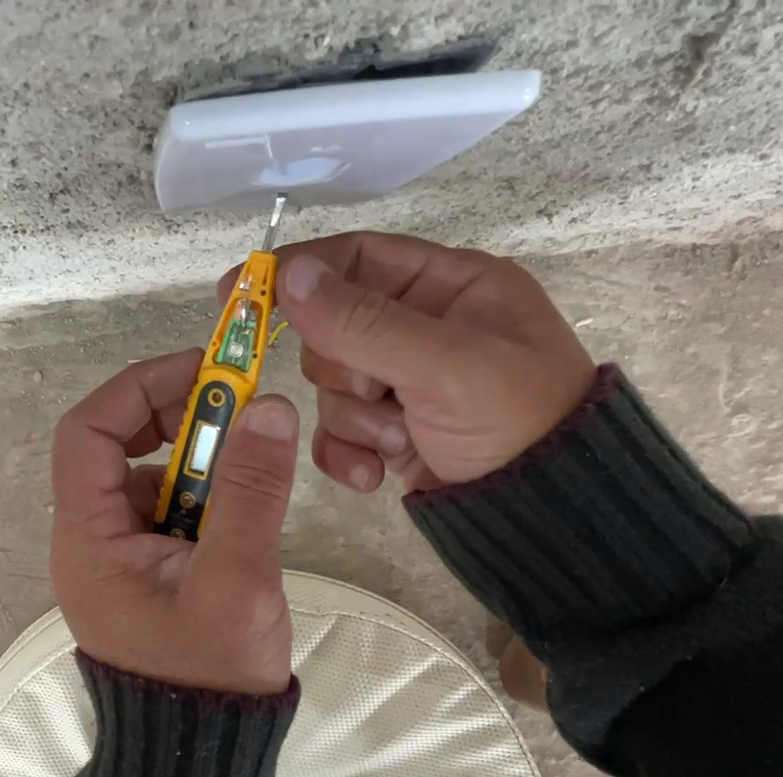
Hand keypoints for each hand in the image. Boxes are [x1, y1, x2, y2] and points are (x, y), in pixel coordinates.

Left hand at [50, 349, 298, 695]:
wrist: (201, 753)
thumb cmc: (210, 675)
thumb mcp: (238, 581)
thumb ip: (251, 492)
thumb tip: (268, 407)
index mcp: (87, 539)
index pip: (85, 432)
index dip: (138, 389)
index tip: (204, 372)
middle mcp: (89, 540)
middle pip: (115, 447)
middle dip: (177, 420)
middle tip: (241, 412)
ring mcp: (117, 558)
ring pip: (148, 478)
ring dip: (198, 460)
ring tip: (251, 468)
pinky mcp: (145, 573)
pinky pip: (167, 512)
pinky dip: (203, 497)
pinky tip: (242, 513)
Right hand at [224, 233, 595, 491]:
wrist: (545, 511)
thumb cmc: (515, 420)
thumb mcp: (445, 365)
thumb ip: (365, 321)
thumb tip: (289, 276)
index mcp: (447, 287)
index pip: (356, 258)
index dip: (297, 271)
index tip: (237, 292)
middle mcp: (420, 327)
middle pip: (330, 330)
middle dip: (345, 372)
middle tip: (380, 393)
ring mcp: (401, 383)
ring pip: (329, 387)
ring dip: (355, 421)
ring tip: (399, 441)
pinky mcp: (387, 431)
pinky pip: (335, 432)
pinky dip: (347, 455)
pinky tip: (377, 473)